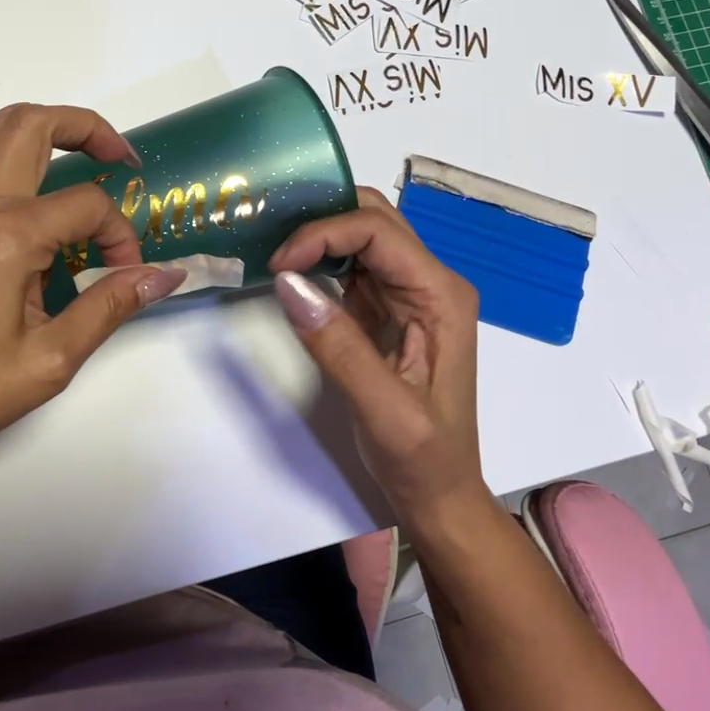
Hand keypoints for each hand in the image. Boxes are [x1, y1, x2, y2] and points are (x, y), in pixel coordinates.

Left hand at [0, 105, 189, 510]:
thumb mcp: (50, 360)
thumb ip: (109, 306)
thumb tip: (163, 274)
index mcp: (8, 236)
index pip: (86, 206)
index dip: (120, 236)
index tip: (126, 276)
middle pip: (32, 124)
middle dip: (86, 128)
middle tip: (119, 157)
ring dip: (37, 126)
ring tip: (72, 155)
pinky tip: (14, 179)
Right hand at [267, 187, 485, 522]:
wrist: (438, 492)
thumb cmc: (422, 458)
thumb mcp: (385, 410)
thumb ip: (338, 345)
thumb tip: (287, 281)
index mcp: (440, 296)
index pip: (379, 231)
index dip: (323, 233)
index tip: (278, 263)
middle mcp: (427, 283)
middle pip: (372, 218)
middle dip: (319, 218)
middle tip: (269, 242)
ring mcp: (405, 294)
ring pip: (358, 234)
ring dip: (315, 234)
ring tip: (270, 248)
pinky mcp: (382, 308)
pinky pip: (348, 264)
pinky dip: (314, 259)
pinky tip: (287, 269)